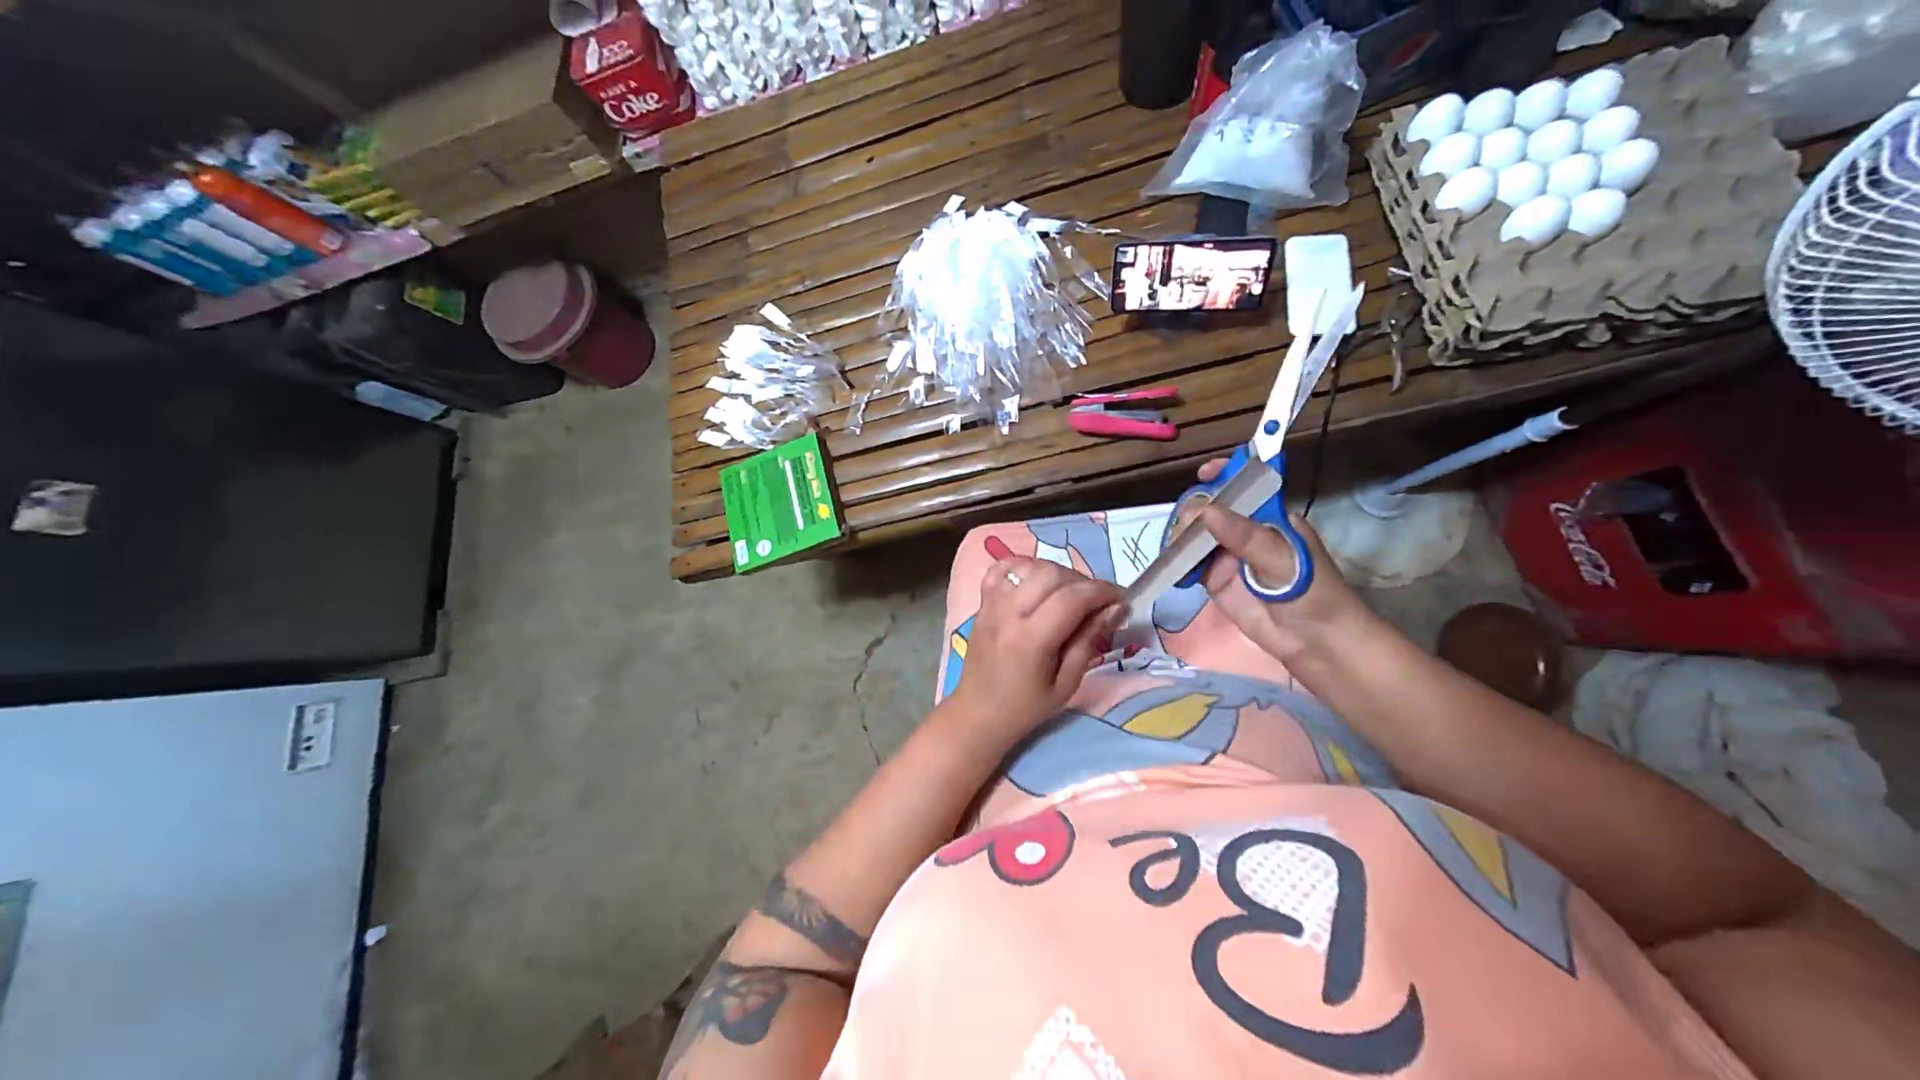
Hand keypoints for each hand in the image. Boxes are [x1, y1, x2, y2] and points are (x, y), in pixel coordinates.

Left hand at [948, 557, 1125, 744]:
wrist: (978, 712)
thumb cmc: (1026, 706)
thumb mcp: (1067, 683)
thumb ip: (1089, 640)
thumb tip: (1115, 608)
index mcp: (1030, 639)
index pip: (1072, 598)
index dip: (1102, 591)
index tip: (1120, 598)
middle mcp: (1008, 614)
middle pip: (1052, 574)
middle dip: (1082, 582)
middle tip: (1095, 602)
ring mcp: (992, 604)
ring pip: (1030, 566)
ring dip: (1057, 573)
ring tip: (1069, 594)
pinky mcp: (983, 602)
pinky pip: (1003, 568)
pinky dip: (1025, 567)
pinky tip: (1038, 583)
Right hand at [1178, 457, 1372, 661]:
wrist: (1316, 643)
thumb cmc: (1312, 592)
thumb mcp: (1282, 559)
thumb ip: (1244, 535)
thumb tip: (1203, 511)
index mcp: (1270, 517)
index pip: (1244, 486)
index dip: (1224, 475)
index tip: (1204, 473)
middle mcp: (1245, 531)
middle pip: (1212, 509)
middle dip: (1195, 508)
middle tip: (1186, 523)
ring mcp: (1228, 556)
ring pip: (1196, 535)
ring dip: (1182, 534)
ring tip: (1176, 544)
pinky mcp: (1215, 581)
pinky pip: (1190, 563)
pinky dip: (1177, 560)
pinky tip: (1171, 560)